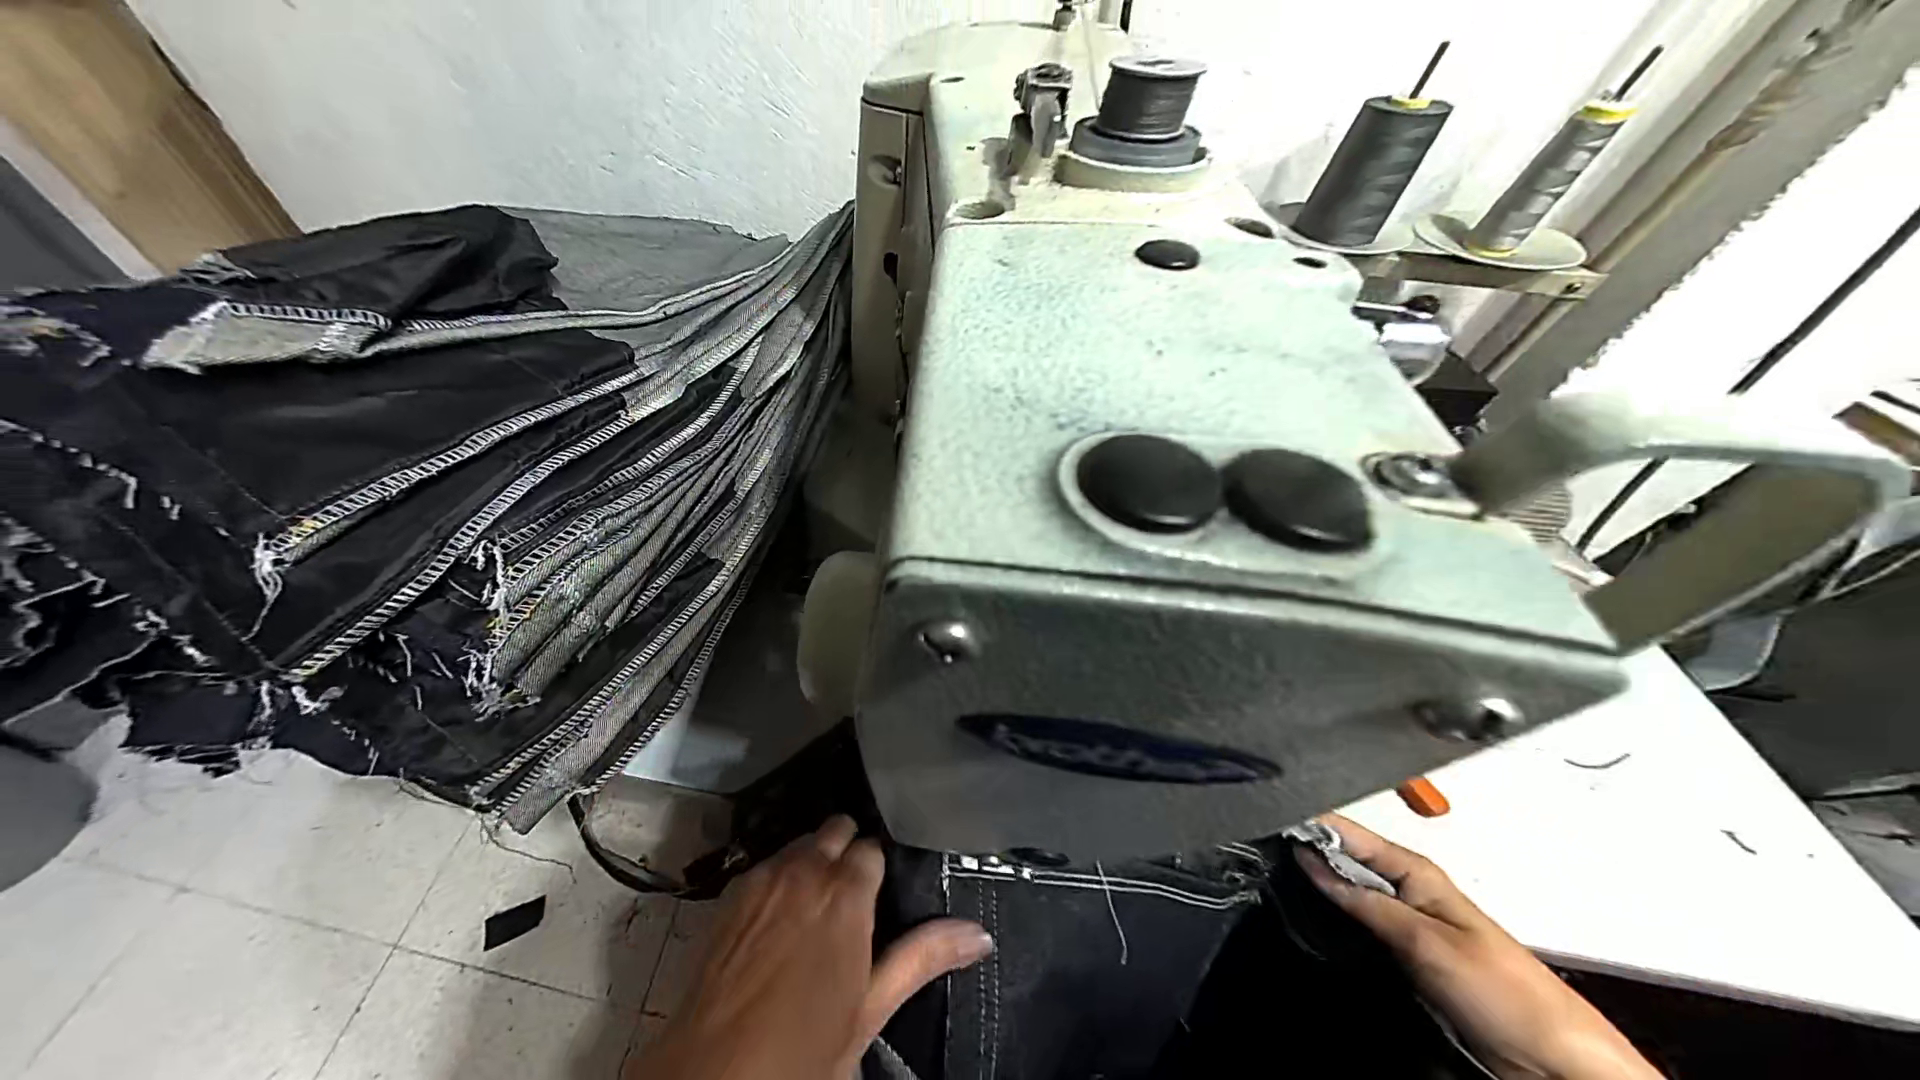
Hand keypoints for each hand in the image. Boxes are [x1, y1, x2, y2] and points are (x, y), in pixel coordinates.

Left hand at [634, 815, 993, 1079]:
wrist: (710, 1074)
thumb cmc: (803, 1047)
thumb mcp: (870, 1006)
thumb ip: (923, 957)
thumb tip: (981, 934)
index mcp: (846, 892)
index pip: (872, 848)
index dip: (877, 871)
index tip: (878, 897)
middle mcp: (805, 870)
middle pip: (836, 829)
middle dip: (846, 852)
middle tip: (850, 899)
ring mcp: (763, 877)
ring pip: (800, 843)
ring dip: (813, 861)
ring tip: (814, 908)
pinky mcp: (730, 892)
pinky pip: (767, 863)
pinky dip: (780, 877)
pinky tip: (776, 918)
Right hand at [1296, 815, 1661, 1079]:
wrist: (1555, 1063)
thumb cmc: (1505, 994)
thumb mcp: (1425, 940)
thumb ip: (1365, 901)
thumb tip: (1311, 861)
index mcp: (1415, 871)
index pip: (1348, 834)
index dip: (1309, 823)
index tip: (1266, 815)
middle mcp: (1405, 890)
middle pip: (1341, 861)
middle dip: (1306, 852)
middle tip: (1260, 847)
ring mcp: (1402, 922)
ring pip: (1344, 892)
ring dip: (1316, 886)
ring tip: (1271, 876)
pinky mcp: (1401, 955)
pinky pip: (1355, 925)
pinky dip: (1331, 918)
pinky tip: (1306, 917)